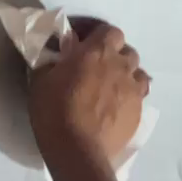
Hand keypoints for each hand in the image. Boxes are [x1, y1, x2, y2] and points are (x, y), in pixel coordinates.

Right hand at [29, 22, 150, 166]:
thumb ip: (56, 58)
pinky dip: (130, 96)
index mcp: (96, 52)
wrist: (77, 149)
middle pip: (128, 51)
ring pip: (139, 74)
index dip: (100, 36)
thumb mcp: (42, 76)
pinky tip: (115, 107)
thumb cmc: (54, 107)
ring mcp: (133, 92)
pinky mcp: (139, 114)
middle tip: (97, 65)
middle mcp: (120, 67)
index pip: (111, 31)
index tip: (85, 44)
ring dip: (127, 75)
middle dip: (115, 55)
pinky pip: (139, 97)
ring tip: (111, 86)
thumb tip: (62, 50)